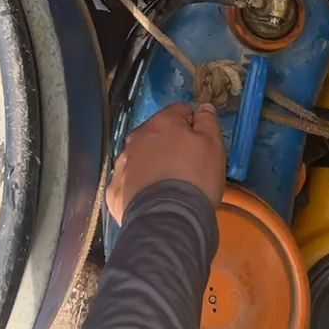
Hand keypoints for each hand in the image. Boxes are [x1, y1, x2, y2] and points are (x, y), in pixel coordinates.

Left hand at [106, 102, 225, 221]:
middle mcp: (137, 137)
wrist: (168, 221)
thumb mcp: (213, 146)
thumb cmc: (195, 179)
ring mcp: (123, 163)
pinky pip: (128, 181)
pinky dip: (138, 187)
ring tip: (168, 187)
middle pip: (157, 133)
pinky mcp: (115, 189)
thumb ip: (208, 122)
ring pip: (140, 156)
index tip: (201, 144)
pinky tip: (151, 200)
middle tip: (186, 167)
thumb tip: (203, 107)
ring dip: (152, 164)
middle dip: (170, 144)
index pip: (179, 111)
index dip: (192, 125)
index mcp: (162, 122)